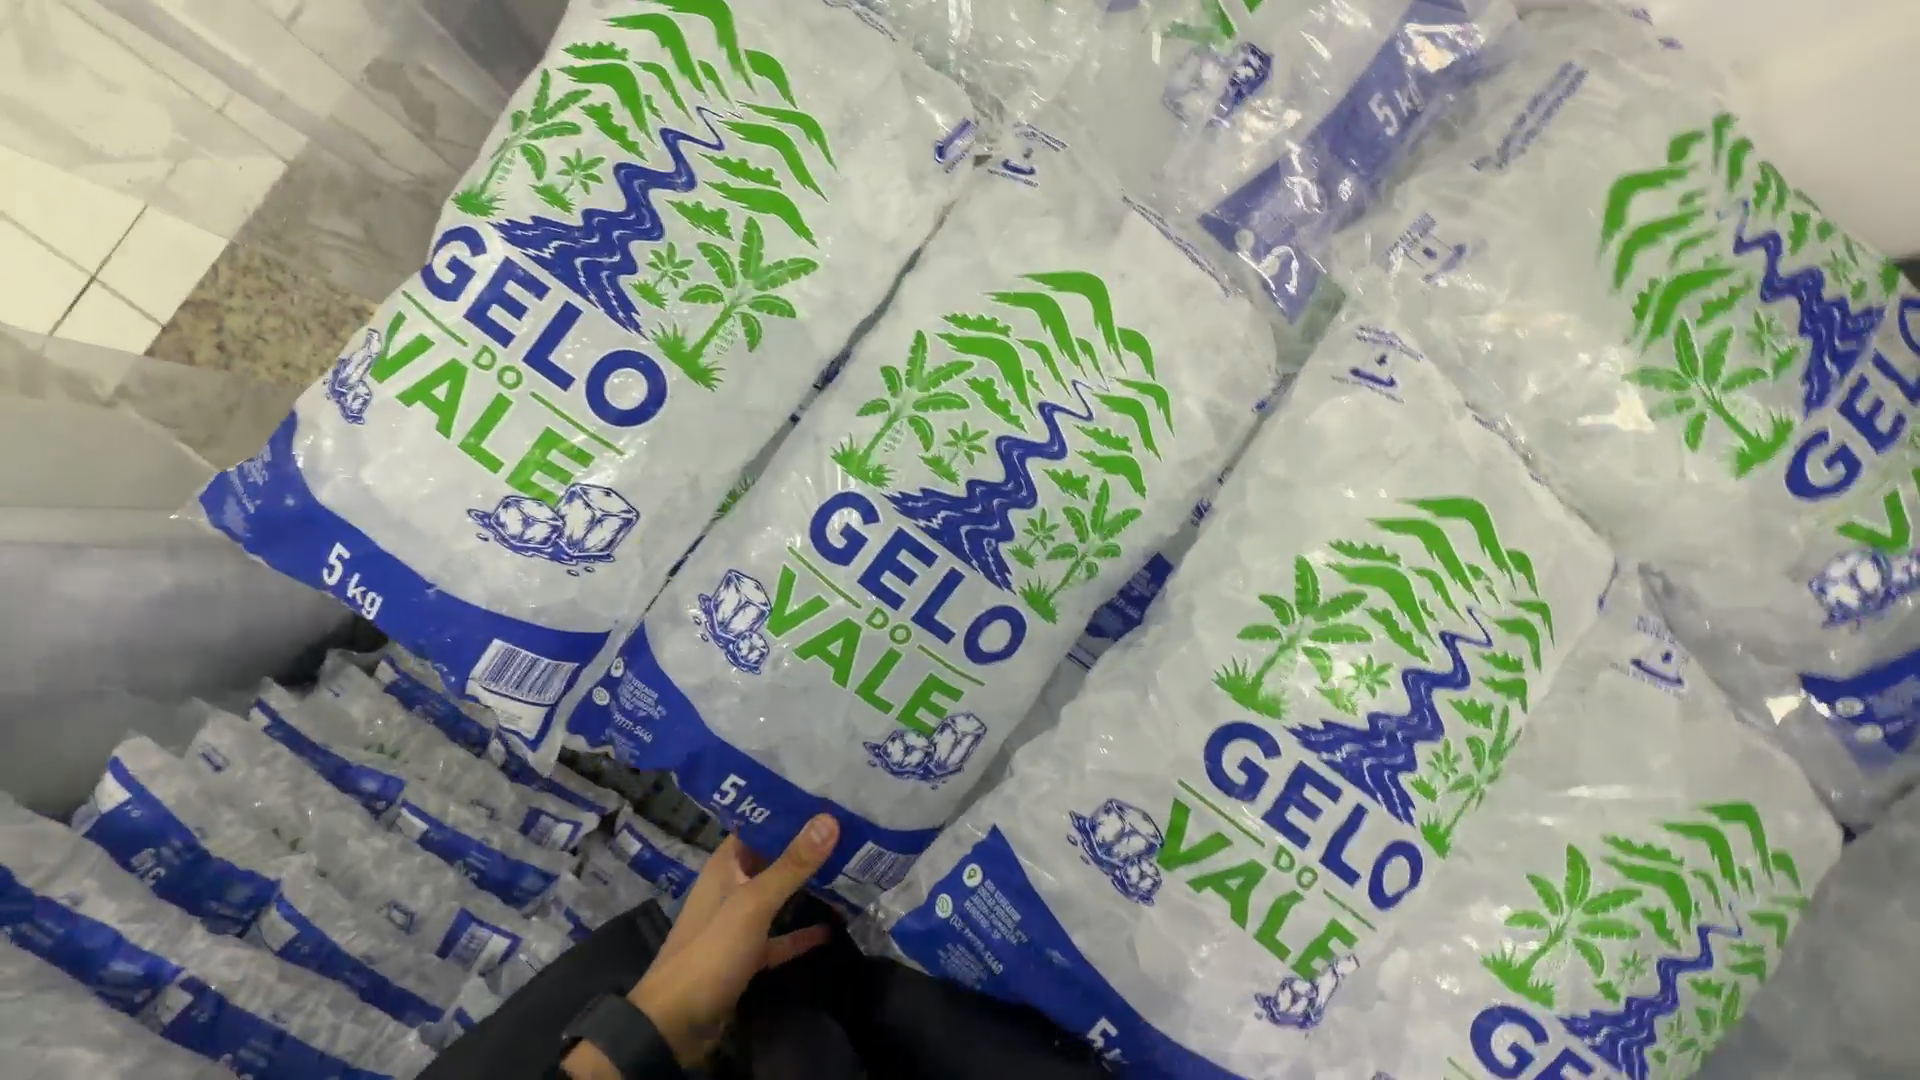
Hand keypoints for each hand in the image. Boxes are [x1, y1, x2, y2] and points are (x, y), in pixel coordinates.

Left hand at [630, 815, 840, 1065]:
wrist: (675, 1024)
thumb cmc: (711, 950)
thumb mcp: (754, 903)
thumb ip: (792, 864)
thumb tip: (829, 819)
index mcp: (726, 864)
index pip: (759, 824)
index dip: (789, 809)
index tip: (826, 797)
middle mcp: (732, 886)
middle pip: (773, 858)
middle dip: (806, 847)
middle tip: (848, 829)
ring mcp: (738, 921)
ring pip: (778, 895)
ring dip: (807, 886)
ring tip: (848, 869)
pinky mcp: (746, 954)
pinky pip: (779, 936)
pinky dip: (801, 932)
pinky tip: (832, 928)